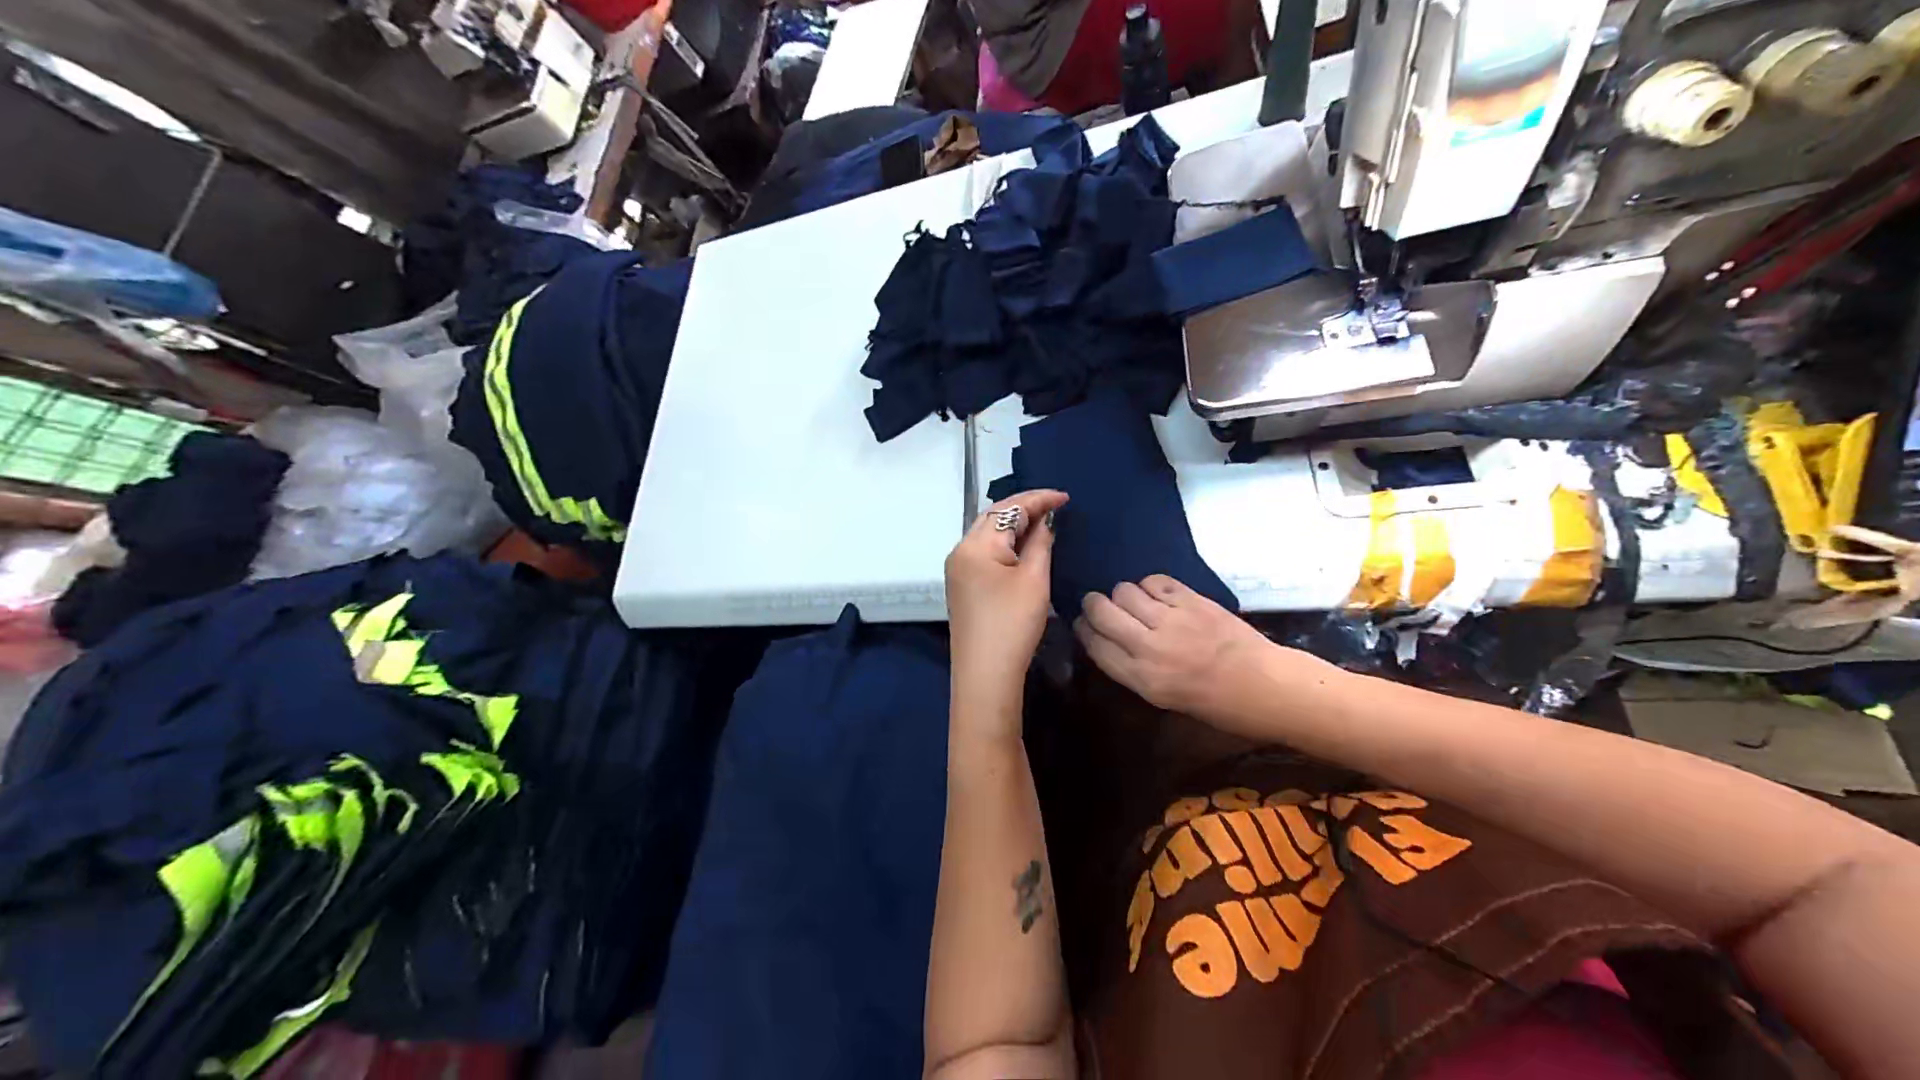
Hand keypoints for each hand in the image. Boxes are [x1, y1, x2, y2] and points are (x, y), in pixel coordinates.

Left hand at [945, 490, 1069, 711]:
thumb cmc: (1013, 624)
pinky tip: (1025, 548)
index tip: (1066, 498)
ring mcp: (958, 570)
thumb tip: (1045, 521)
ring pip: (988, 535)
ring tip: (1044, 522)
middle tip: (1055, 507)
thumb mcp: (1034, 579)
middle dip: (1024, 508)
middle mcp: (960, 551)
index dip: (1038, 499)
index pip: (1008, 509)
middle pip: (993, 517)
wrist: (986, 675)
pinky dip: (1006, 544)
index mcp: (975, 545)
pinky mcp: (963, 586)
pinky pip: (985, 553)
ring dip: (1014, 526)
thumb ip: (1040, 543)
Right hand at [1074, 575, 1318, 726]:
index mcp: (1141, 678)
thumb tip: (1107, 640)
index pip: (1094, 643)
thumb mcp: (1162, 697)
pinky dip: (1149, 585)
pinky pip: (1154, 581)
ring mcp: (1172, 620)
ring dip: (1123, 594)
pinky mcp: (1192, 600)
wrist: (1265, 685)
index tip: (1083, 623)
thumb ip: (1131, 669)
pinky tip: (1157, 595)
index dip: (1083, 628)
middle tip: (1099, 605)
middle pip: (1101, 611)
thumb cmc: (1215, 703)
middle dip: (1093, 605)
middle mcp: (1149, 647)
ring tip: (1134, 602)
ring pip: (1125, 591)